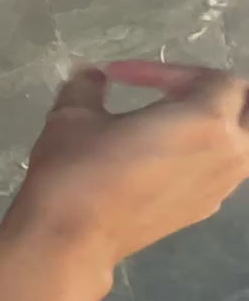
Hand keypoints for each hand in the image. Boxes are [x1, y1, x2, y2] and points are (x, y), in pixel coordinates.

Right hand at [0, 61, 248, 274]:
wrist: (74, 230)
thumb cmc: (74, 166)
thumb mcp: (69, 118)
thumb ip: (85, 89)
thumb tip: (91, 74)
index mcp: (203, 121)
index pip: (217, 80)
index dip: (168, 70)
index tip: (118, 75)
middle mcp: (233, 151)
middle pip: (248, 111)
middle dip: (211, 95)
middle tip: (164, 91)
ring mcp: (226, 182)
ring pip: (239, 142)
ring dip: (205, 126)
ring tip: (153, 125)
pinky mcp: (209, 204)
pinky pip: (220, 169)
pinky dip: (196, 153)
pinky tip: (150, 159)